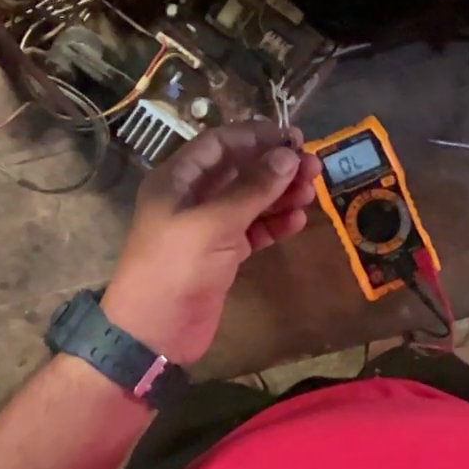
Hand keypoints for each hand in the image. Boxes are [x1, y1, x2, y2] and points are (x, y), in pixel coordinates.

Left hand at [103, 122, 321, 363]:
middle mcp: (192, 197)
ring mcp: (208, 228)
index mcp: (178, 179)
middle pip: (239, 170)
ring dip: (280, 195)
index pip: (220, 143)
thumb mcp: (214, 222)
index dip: (257, 136)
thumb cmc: (175, 267)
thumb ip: (252, 188)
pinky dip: (274, 224)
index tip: (294, 138)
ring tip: (312, 192)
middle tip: (314, 167)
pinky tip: (297, 221)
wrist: (154, 332)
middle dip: (275, 167)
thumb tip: (288, 156)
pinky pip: (253, 230)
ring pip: (250, 200)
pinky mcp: (221, 255)